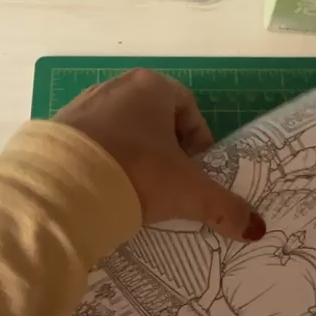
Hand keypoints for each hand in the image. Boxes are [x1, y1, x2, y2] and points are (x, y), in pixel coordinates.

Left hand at [54, 68, 264, 240]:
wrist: (63, 185)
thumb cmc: (137, 173)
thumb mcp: (188, 193)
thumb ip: (224, 208)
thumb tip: (257, 229)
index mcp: (152, 87)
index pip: (187, 107)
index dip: (197, 140)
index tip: (195, 170)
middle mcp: (116, 86)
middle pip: (153, 117)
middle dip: (165, 150)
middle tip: (168, 183)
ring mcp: (83, 104)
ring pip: (121, 129)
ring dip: (134, 155)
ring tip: (136, 190)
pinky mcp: (58, 127)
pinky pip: (92, 142)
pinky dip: (103, 161)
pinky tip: (104, 188)